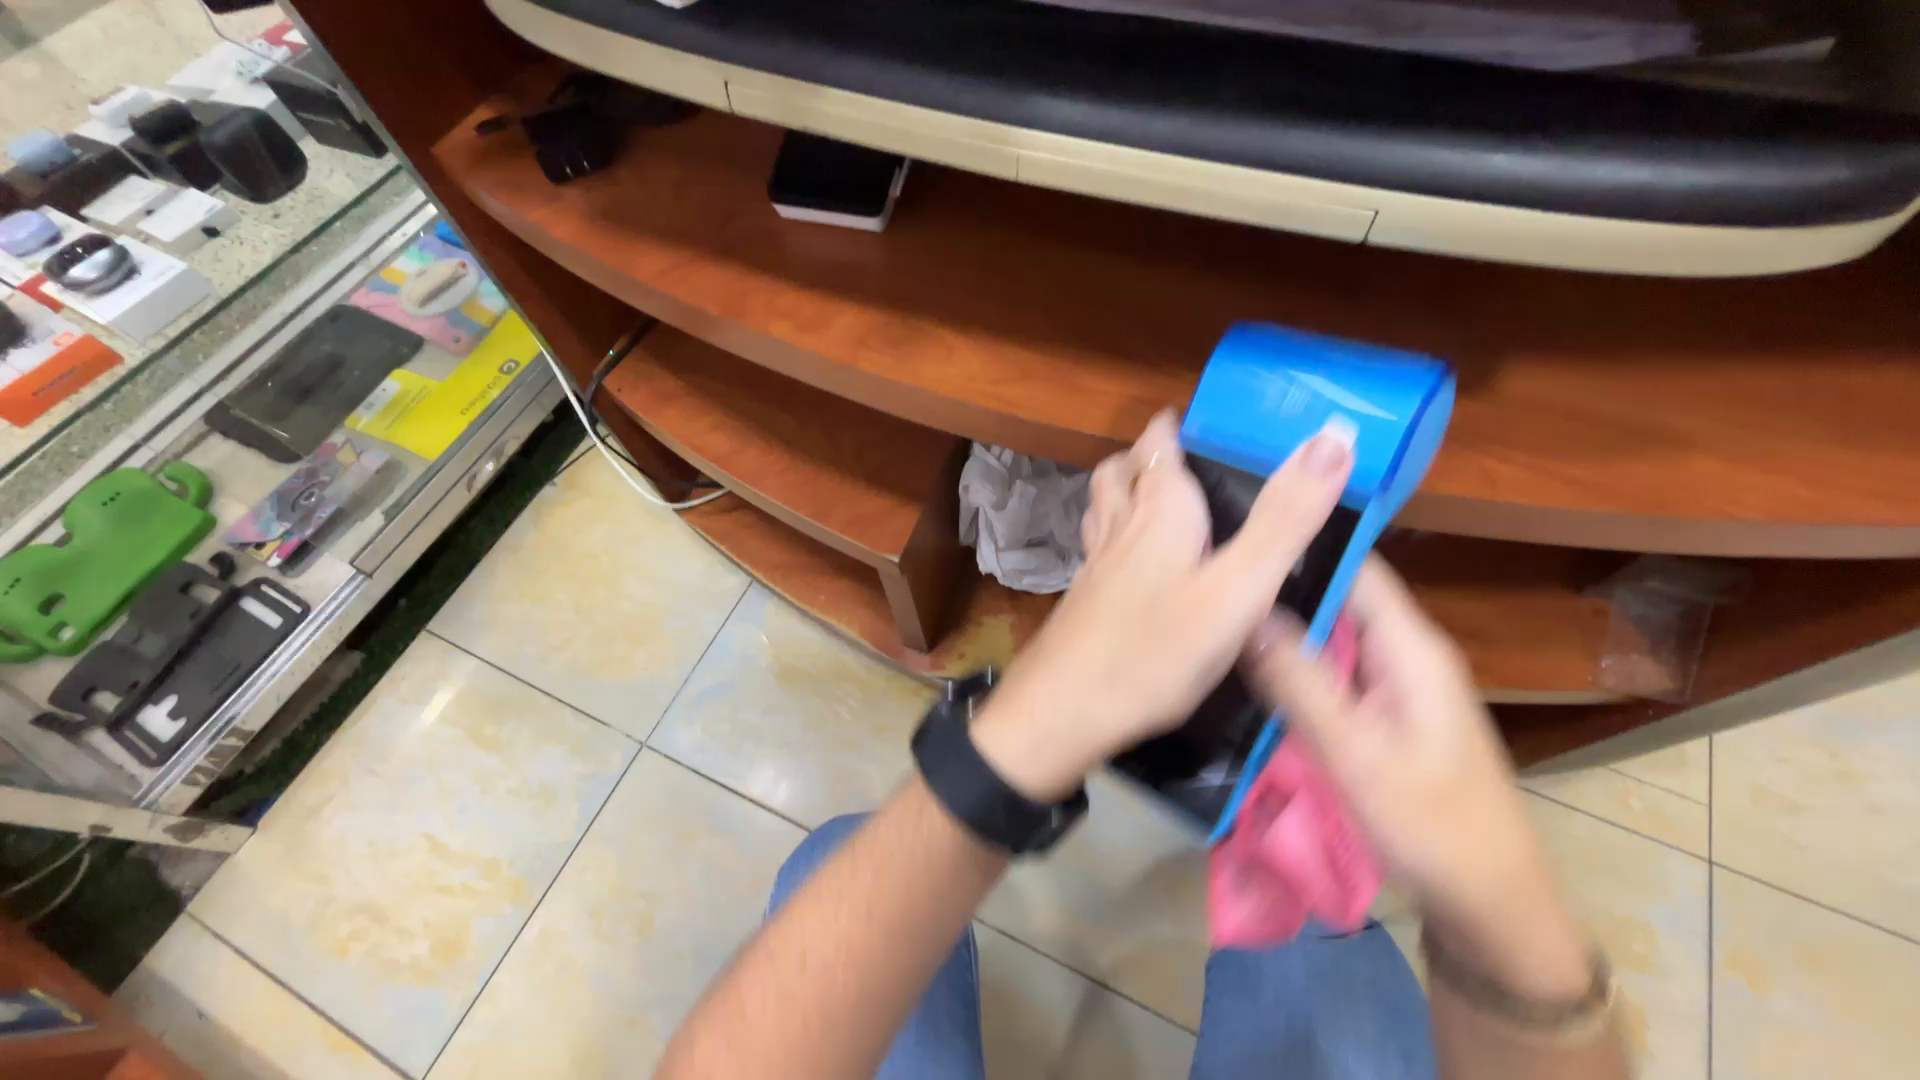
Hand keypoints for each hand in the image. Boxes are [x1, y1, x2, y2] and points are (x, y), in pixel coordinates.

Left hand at [970, 410, 1351, 803]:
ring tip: (1151, 491)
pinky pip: (1099, 546)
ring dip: (1124, 488)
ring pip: (1103, 505)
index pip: (1162, 443)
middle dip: (1150, 455)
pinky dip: (1114, 535)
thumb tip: (1332, 436)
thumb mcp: (1238, 588)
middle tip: (1185, 455)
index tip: (1214, 420)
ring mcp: (1095, 563)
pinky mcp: (1084, 598)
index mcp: (1159, 510)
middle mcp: (1119, 525)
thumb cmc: (1156, 649)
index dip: (1182, 426)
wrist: (1064, 711)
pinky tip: (1131, 562)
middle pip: (1125, 470)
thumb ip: (1283, 518)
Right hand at [1241, 560, 1590, 997]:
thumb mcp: (1357, 754)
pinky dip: (1289, 662)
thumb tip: (1248, 610)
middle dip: (1278, 584)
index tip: (1235, 529)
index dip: (1301, 542)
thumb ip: (1301, 682)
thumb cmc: (1431, 825)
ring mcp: (1390, 683)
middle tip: (1205, 574)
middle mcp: (1403, 652)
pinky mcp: (1377, 712)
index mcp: (1411, 647)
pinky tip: (1242, 665)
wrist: (1487, 901)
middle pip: (1336, 596)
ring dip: (1278, 624)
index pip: (1355, 566)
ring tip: (1210, 610)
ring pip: (1327, 633)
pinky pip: (1327, 669)